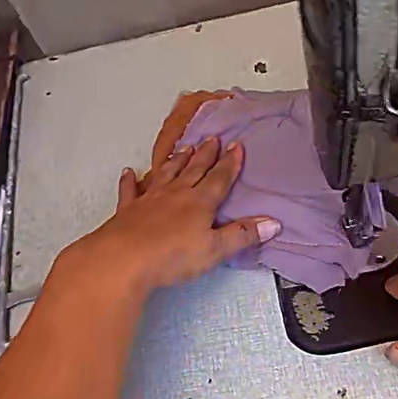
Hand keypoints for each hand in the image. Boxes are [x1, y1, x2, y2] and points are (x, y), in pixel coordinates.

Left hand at [57, 138, 280, 294]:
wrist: (124, 259)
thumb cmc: (172, 256)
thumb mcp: (215, 250)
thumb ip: (242, 235)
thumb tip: (273, 224)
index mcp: (200, 202)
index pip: (219, 178)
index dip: (229, 163)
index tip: (236, 146)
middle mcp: (175, 194)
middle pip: (194, 170)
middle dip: (205, 154)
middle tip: (212, 139)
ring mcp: (149, 199)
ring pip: (166, 174)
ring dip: (176, 160)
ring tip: (184, 148)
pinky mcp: (127, 210)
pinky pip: (130, 191)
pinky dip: (130, 181)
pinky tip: (129, 172)